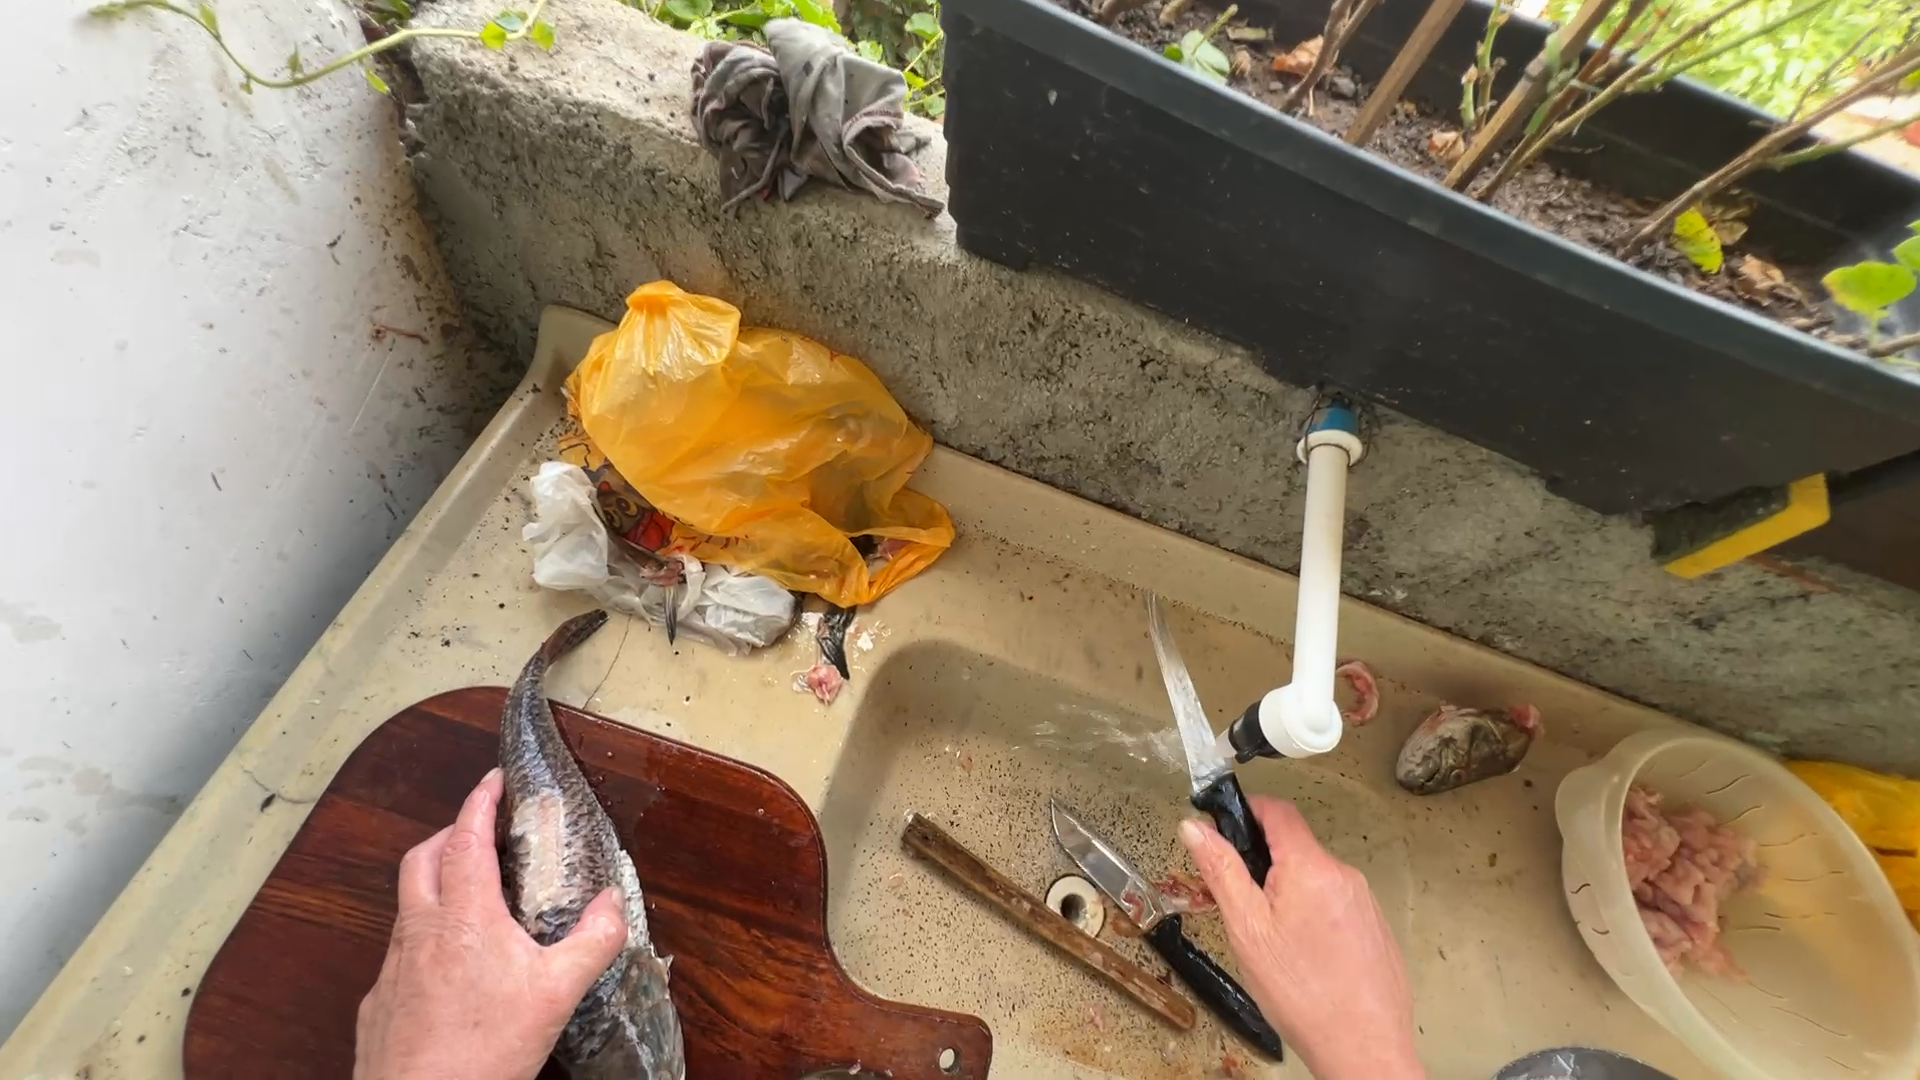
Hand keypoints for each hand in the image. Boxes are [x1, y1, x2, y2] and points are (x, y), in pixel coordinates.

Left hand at [354, 769, 628, 1079]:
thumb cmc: (485, 1051)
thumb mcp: (560, 992)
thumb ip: (595, 938)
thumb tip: (614, 900)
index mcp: (465, 918)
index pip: (465, 840)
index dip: (478, 802)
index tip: (494, 779)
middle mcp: (421, 933)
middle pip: (421, 859)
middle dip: (451, 832)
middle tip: (486, 830)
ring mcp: (392, 971)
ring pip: (408, 903)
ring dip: (438, 880)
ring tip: (479, 895)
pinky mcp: (377, 1007)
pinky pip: (401, 949)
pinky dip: (428, 932)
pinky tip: (455, 965)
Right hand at [1179, 797, 1423, 1079]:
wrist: (1366, 1054)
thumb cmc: (1302, 993)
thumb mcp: (1246, 928)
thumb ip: (1220, 870)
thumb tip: (1194, 827)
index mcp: (1310, 867)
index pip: (1278, 810)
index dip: (1248, 809)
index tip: (1227, 826)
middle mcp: (1344, 876)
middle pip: (1294, 847)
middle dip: (1263, 862)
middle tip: (1240, 899)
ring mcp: (1365, 902)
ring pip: (1314, 877)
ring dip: (1288, 890)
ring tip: (1271, 935)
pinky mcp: (1376, 928)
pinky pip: (1335, 902)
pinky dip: (1313, 913)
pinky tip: (1303, 952)